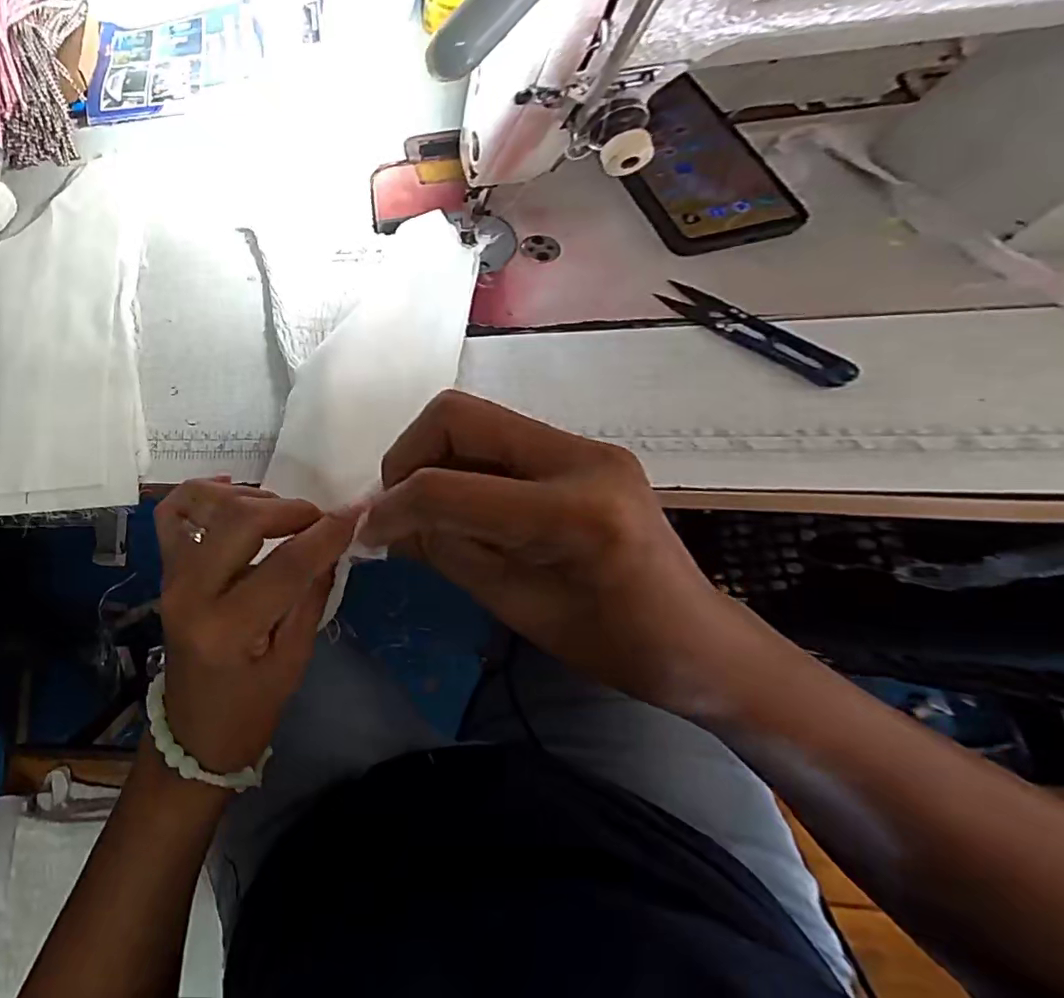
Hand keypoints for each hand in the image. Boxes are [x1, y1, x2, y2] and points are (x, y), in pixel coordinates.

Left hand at [153, 478, 356, 773]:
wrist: (193, 732)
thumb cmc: (249, 709)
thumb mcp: (293, 661)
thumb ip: (311, 595)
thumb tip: (333, 542)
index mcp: (227, 629)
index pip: (286, 564)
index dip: (326, 534)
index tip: (356, 514)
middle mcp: (190, 594)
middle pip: (241, 520)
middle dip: (290, 509)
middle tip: (320, 519)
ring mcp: (171, 578)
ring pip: (206, 505)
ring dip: (253, 498)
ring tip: (285, 515)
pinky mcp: (165, 571)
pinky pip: (173, 514)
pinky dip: (202, 492)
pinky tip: (233, 491)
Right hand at [359, 392, 759, 713]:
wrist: (696, 641)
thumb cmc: (612, 646)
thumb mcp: (513, 606)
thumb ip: (443, 551)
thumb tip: (382, 524)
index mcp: (572, 513)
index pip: (447, 487)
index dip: (391, 507)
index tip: (366, 533)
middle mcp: (580, 458)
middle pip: (455, 416)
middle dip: (406, 459)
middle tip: (396, 509)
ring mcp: (584, 446)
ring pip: (472, 418)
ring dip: (430, 459)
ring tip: (424, 510)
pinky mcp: (580, 449)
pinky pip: (495, 438)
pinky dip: (459, 465)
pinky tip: (459, 505)